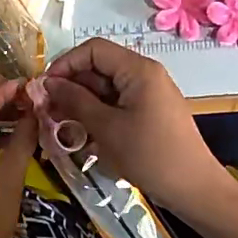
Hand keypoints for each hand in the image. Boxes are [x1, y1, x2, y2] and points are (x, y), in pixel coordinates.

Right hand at [41, 39, 232, 215]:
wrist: (193, 188)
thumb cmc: (149, 155)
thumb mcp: (106, 128)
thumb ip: (75, 101)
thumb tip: (47, 84)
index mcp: (138, 69)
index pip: (93, 49)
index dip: (65, 64)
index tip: (44, 89)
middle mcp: (145, 75)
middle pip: (99, 68)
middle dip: (71, 87)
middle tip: (48, 112)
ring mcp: (150, 95)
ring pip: (106, 89)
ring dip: (82, 104)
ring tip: (61, 127)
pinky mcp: (151, 114)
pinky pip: (118, 105)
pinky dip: (99, 116)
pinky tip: (83, 136)